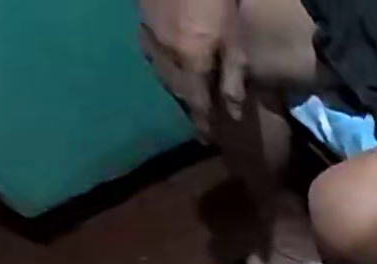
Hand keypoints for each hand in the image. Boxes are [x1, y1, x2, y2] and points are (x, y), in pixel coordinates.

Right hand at [137, 0, 246, 136]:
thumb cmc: (220, 5)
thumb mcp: (235, 47)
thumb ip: (232, 82)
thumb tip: (232, 115)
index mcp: (190, 63)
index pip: (196, 104)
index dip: (201, 123)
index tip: (205, 138)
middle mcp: (164, 52)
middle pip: (176, 89)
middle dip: (188, 106)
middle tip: (198, 119)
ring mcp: (149, 32)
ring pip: (159, 70)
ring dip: (173, 87)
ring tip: (186, 96)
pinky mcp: (141, 15)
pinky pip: (149, 48)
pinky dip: (161, 63)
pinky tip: (169, 64)